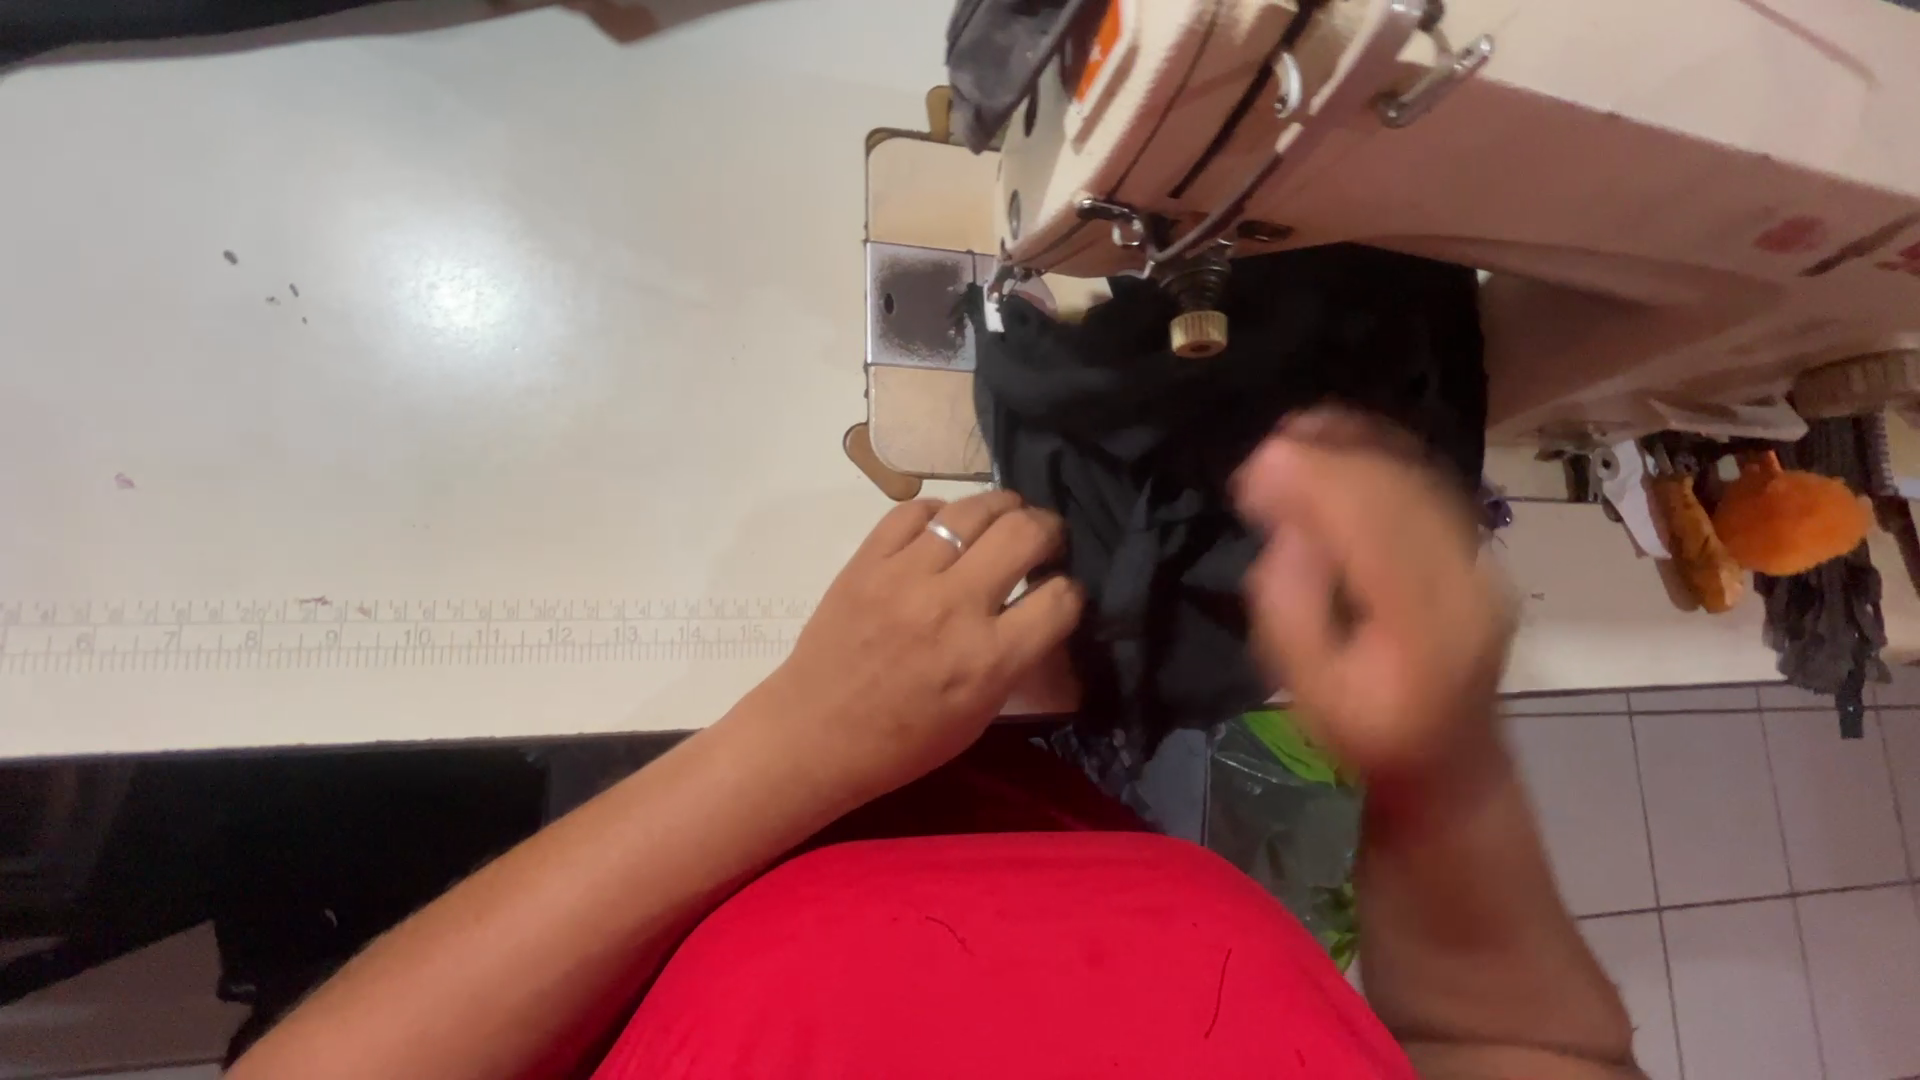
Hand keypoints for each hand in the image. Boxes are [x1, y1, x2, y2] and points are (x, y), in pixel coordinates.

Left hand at [739, 491, 1083, 805]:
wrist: (815, 734)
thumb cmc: (904, 740)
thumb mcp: (980, 714)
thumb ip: (1016, 658)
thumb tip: (1042, 608)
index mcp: (987, 659)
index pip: (1060, 598)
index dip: (1072, 590)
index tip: (1062, 590)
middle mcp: (953, 606)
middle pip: (1024, 532)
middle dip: (1050, 530)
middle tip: (1046, 541)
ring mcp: (905, 576)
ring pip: (973, 509)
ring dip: (1003, 507)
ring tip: (1006, 518)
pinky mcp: (866, 560)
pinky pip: (914, 510)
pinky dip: (940, 513)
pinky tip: (945, 528)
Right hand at [1232, 409, 1513, 779]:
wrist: (1446, 759)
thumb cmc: (1364, 731)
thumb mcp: (1307, 686)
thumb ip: (1292, 606)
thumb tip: (1290, 531)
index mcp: (1423, 623)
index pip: (1369, 526)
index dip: (1313, 483)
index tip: (1256, 468)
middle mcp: (1465, 580)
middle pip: (1396, 492)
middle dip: (1326, 458)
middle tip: (1263, 453)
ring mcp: (1479, 562)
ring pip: (1417, 479)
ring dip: (1354, 447)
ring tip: (1295, 432)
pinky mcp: (1474, 552)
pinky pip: (1429, 484)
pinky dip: (1383, 454)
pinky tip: (1343, 439)